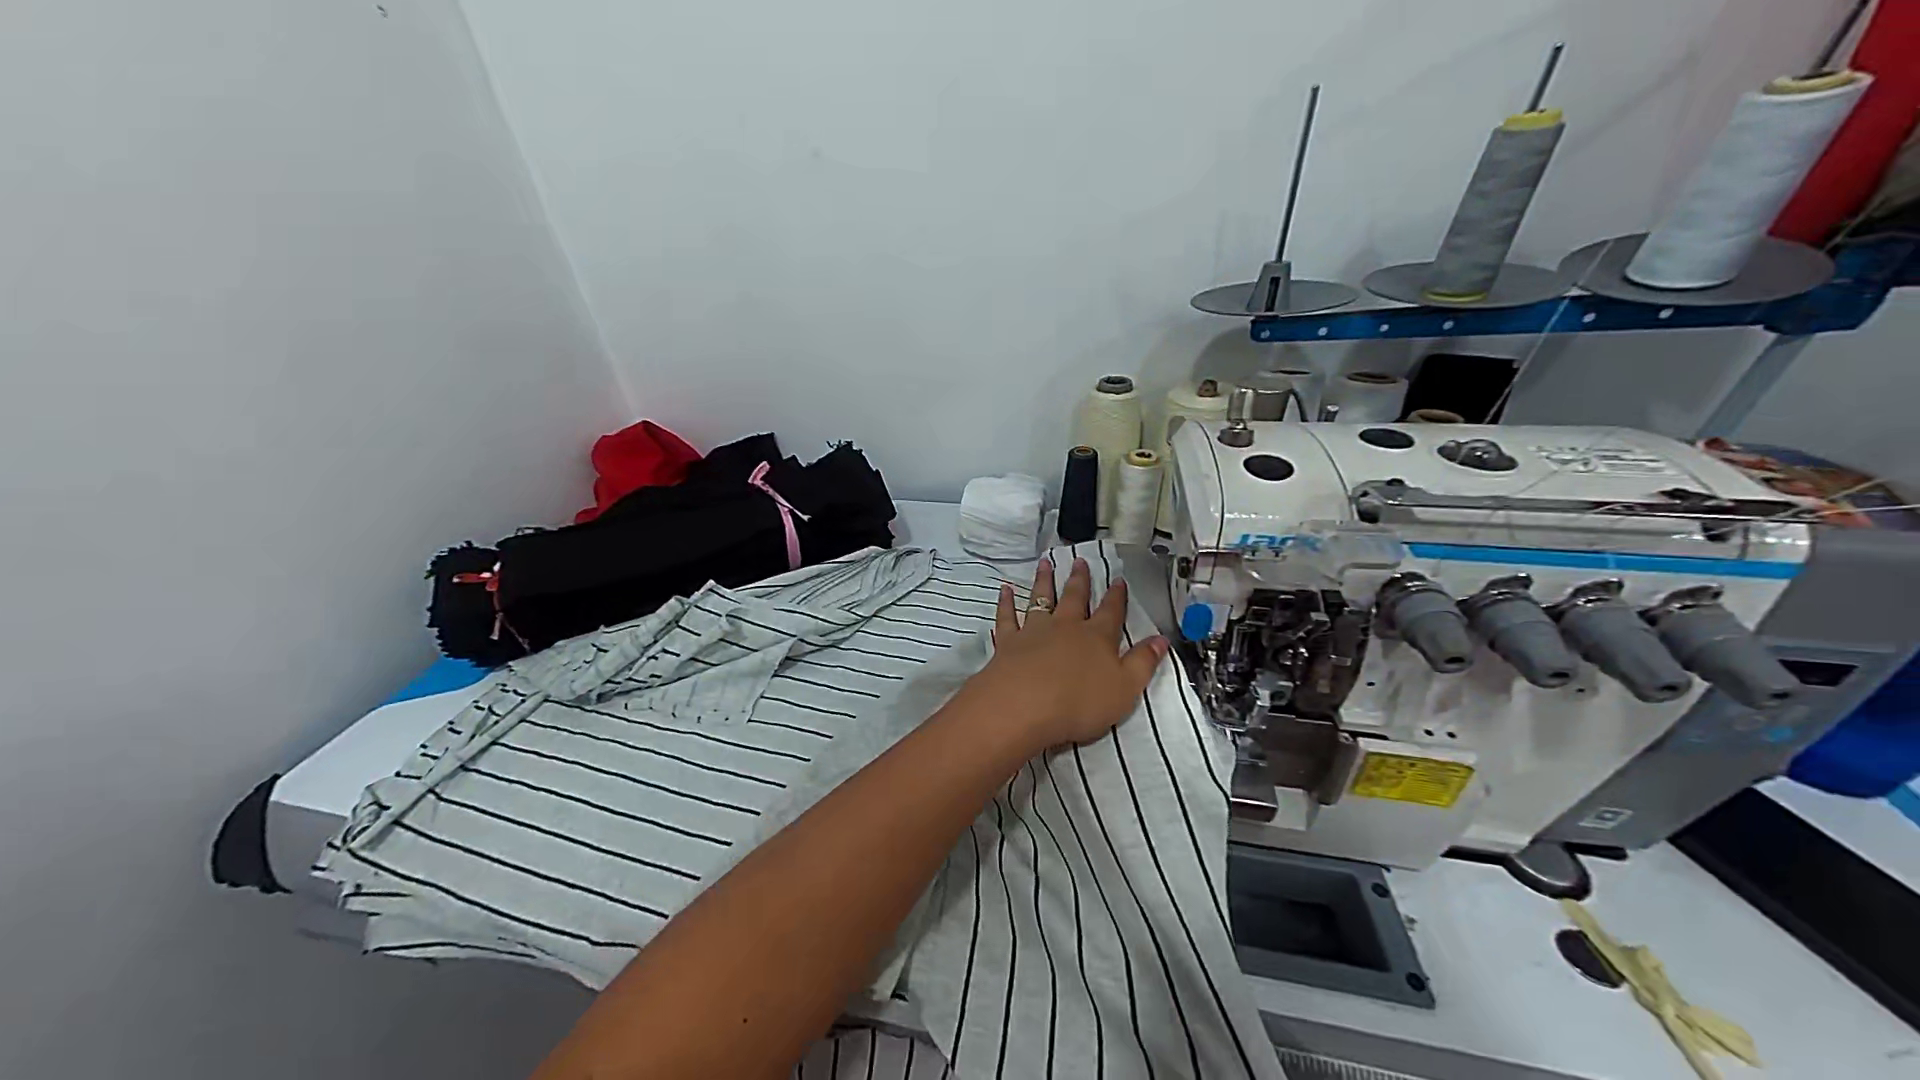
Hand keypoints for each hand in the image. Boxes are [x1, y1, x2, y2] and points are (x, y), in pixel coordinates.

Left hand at [966, 556, 1167, 752]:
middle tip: (1079, 561)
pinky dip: (1006, 602)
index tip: (1118, 579)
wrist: (1024, 707)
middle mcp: (1066, 627)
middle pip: (1074, 598)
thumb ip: (1143, 663)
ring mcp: (1034, 631)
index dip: (1116, 596)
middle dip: (1079, 580)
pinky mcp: (1008, 642)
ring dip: (1044, 581)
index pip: (1110, 612)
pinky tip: (1004, 590)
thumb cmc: (1080, 703)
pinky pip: (1007, 617)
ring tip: (1045, 563)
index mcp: (1097, 638)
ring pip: (1041, 600)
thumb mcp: (1125, 689)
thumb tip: (1161, 639)